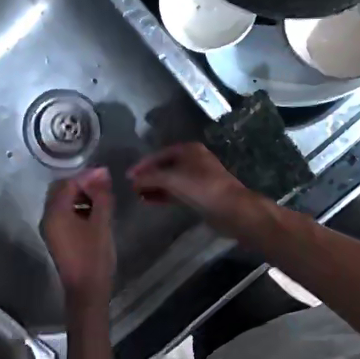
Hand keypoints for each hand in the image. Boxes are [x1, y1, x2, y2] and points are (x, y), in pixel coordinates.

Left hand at [42, 168, 115, 313]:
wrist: (86, 290)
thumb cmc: (94, 256)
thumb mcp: (101, 222)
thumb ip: (101, 196)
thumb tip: (102, 172)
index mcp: (55, 213)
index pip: (68, 183)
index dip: (87, 176)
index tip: (106, 176)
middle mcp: (47, 218)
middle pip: (60, 191)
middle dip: (81, 185)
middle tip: (103, 186)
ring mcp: (50, 229)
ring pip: (62, 202)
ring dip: (80, 196)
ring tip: (102, 198)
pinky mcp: (57, 237)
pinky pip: (63, 214)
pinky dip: (77, 208)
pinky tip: (94, 212)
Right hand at [128, 142, 262, 236]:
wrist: (231, 208)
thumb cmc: (201, 187)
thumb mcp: (172, 179)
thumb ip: (150, 178)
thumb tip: (133, 180)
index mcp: (189, 150)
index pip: (160, 154)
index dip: (143, 164)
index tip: (128, 176)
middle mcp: (193, 160)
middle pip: (165, 166)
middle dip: (148, 176)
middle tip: (131, 187)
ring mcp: (198, 177)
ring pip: (171, 180)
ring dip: (155, 186)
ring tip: (137, 195)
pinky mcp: (200, 194)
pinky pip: (177, 192)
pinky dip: (163, 195)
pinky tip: (150, 201)